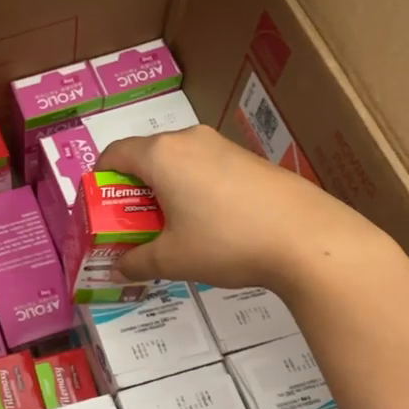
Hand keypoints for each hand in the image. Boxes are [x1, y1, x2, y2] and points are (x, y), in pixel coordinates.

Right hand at [96, 125, 395, 294]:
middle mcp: (189, 140)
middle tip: (133, 226)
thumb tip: (117, 269)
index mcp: (161, 155)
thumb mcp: (172, 260)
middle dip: (132, 190)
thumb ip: (136, 262)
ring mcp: (223, 146)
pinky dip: (194, 190)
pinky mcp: (251, 160)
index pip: (113, 154)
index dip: (98, 181)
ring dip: (164, 190)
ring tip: (173, 229)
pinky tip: (211, 225)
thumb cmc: (227, 242)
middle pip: (145, 156)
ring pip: (178, 162)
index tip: (100, 210)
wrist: (310, 239)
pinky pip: (206, 168)